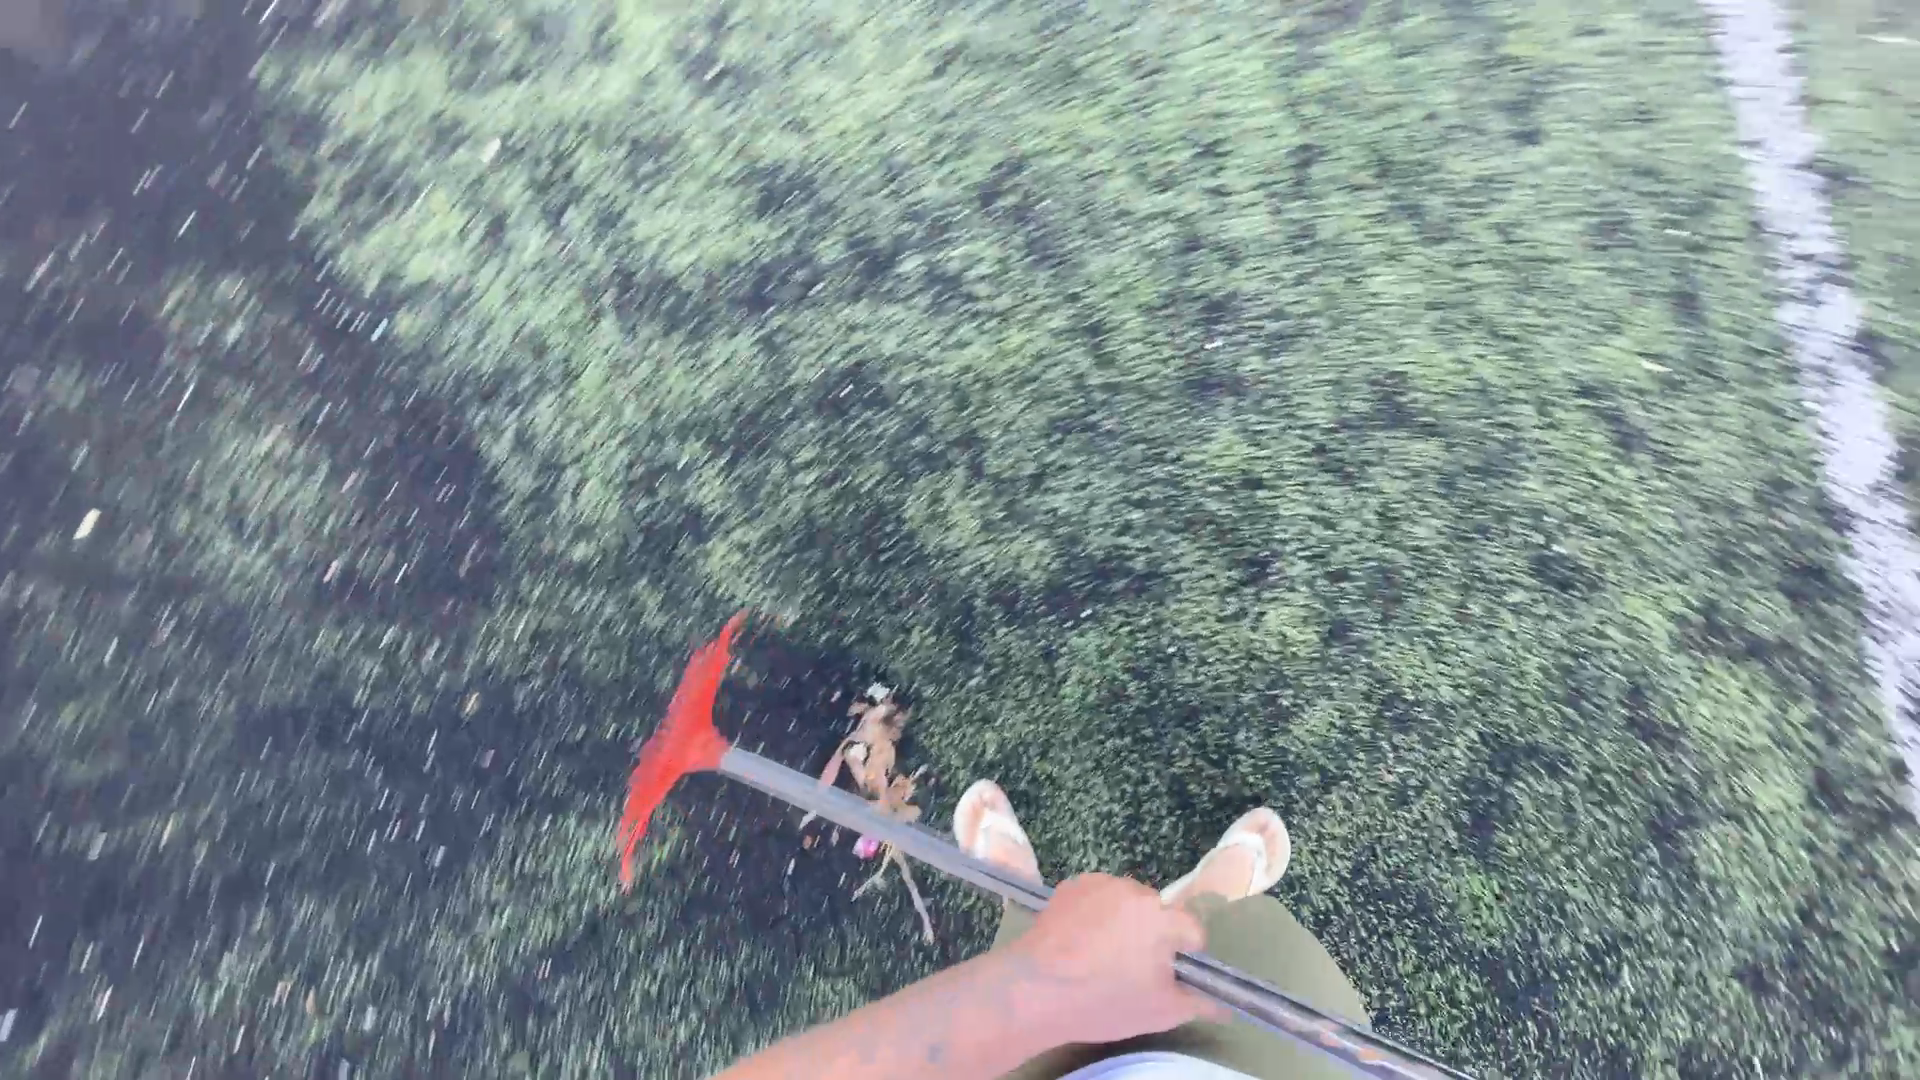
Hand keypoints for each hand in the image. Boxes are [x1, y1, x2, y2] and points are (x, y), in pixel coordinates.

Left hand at [1007, 873, 1227, 1044]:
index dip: (1186, 956)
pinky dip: (1096, 912)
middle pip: (1158, 912)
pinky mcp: (1072, 882)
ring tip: (1102, 954)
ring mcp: (1100, 882)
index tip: (1168, 976)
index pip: (1192, 930)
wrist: (1038, 987)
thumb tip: (1223, 1004)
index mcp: (1162, 916)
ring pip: (1127, 902)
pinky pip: (1098, 896)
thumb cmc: (1106, 1000)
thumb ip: (1199, 1001)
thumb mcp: (1162, 1011)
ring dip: (1124, 921)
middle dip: (1153, 935)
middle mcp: (1134, 889)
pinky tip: (1081, 939)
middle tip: (1132, 968)